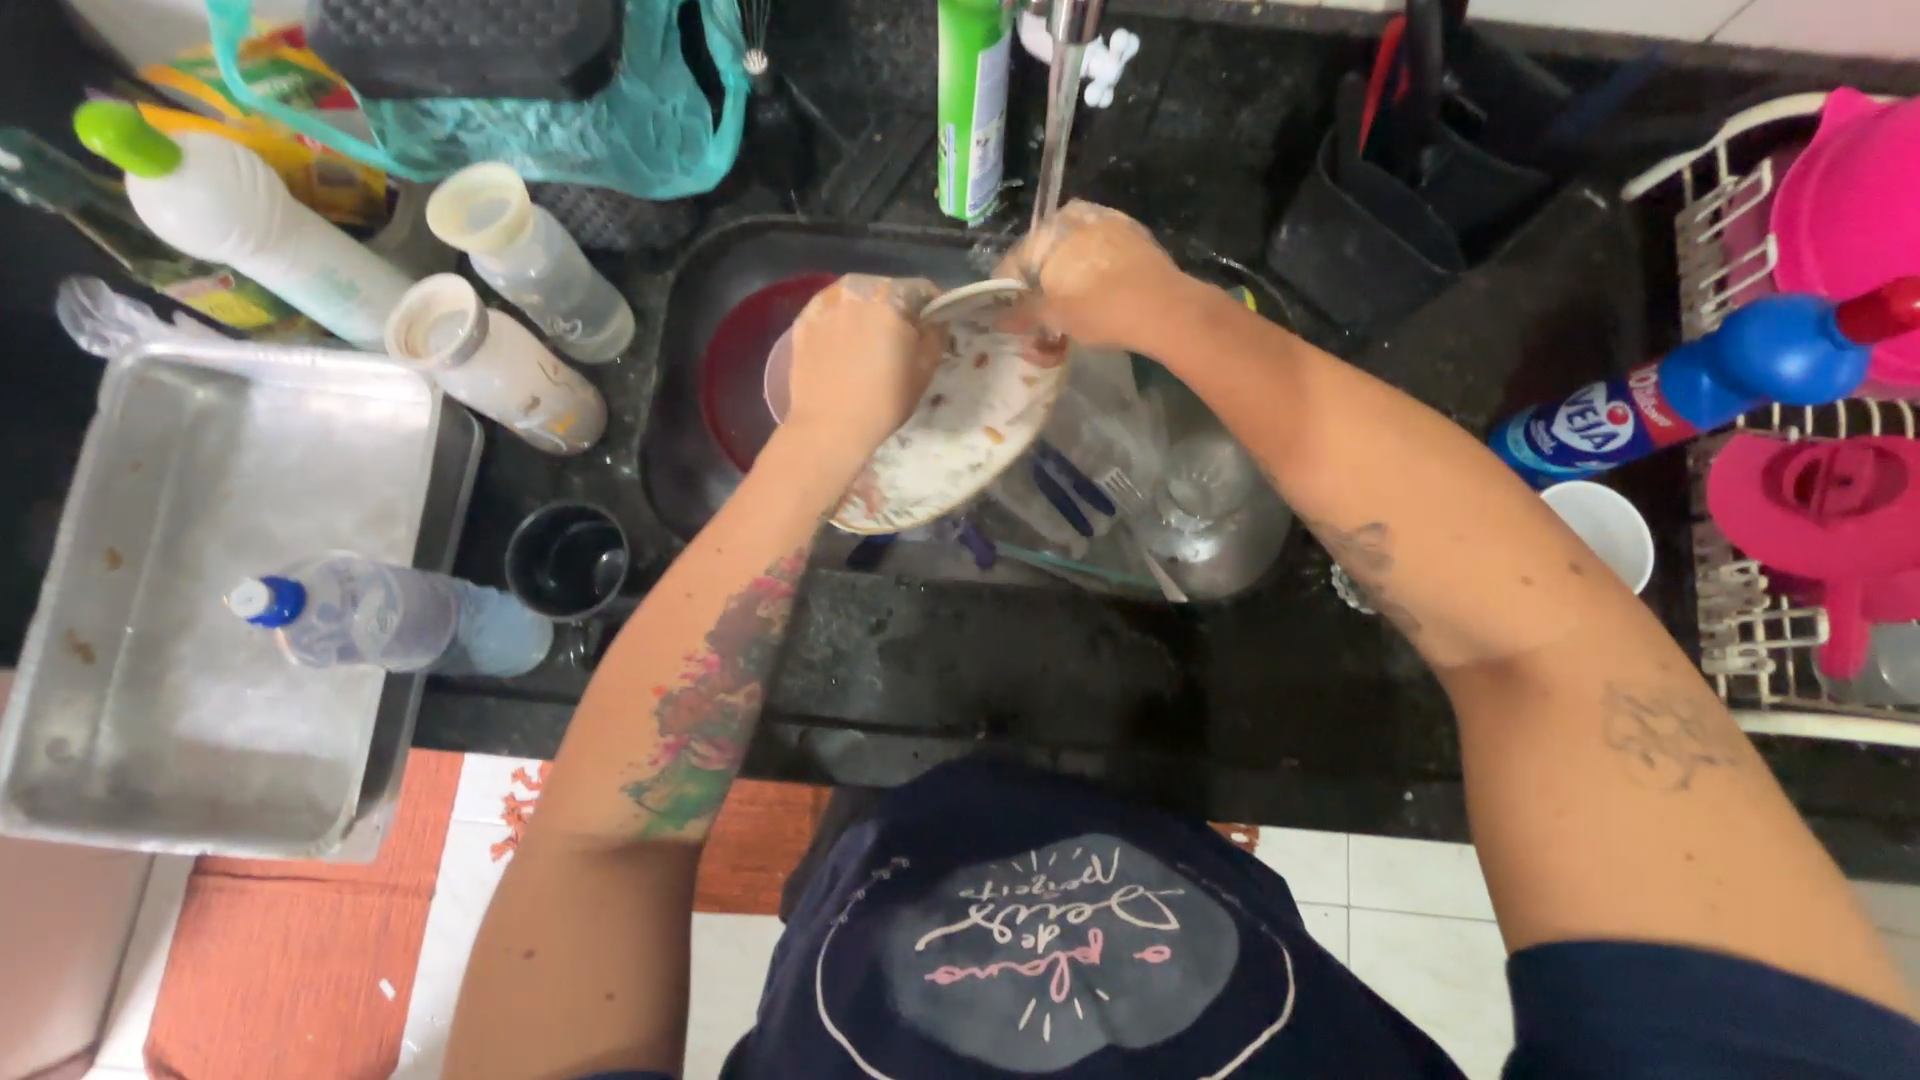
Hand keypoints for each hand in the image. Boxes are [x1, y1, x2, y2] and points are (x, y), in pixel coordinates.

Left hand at [783, 274, 943, 457]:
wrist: (830, 426)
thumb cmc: (885, 402)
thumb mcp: (924, 371)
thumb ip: (935, 337)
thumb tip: (934, 321)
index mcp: (893, 300)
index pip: (921, 289)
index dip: (931, 306)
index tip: (932, 324)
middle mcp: (858, 291)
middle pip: (886, 289)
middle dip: (897, 306)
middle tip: (900, 333)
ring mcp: (826, 304)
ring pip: (855, 295)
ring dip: (866, 307)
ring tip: (869, 334)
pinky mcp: (804, 321)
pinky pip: (828, 309)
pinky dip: (838, 316)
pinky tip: (841, 336)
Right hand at [993, 200, 1185, 349]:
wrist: (1163, 306)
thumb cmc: (1099, 311)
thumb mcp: (1054, 318)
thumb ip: (1022, 314)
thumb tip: (999, 317)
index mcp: (1045, 234)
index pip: (1011, 263)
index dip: (1009, 293)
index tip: (1014, 315)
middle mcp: (1071, 216)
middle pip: (1043, 252)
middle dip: (1041, 280)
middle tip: (1047, 310)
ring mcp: (1105, 218)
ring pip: (1072, 246)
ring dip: (1068, 270)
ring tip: (1075, 301)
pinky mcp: (1132, 230)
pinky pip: (1100, 247)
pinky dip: (1094, 264)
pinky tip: (1102, 289)